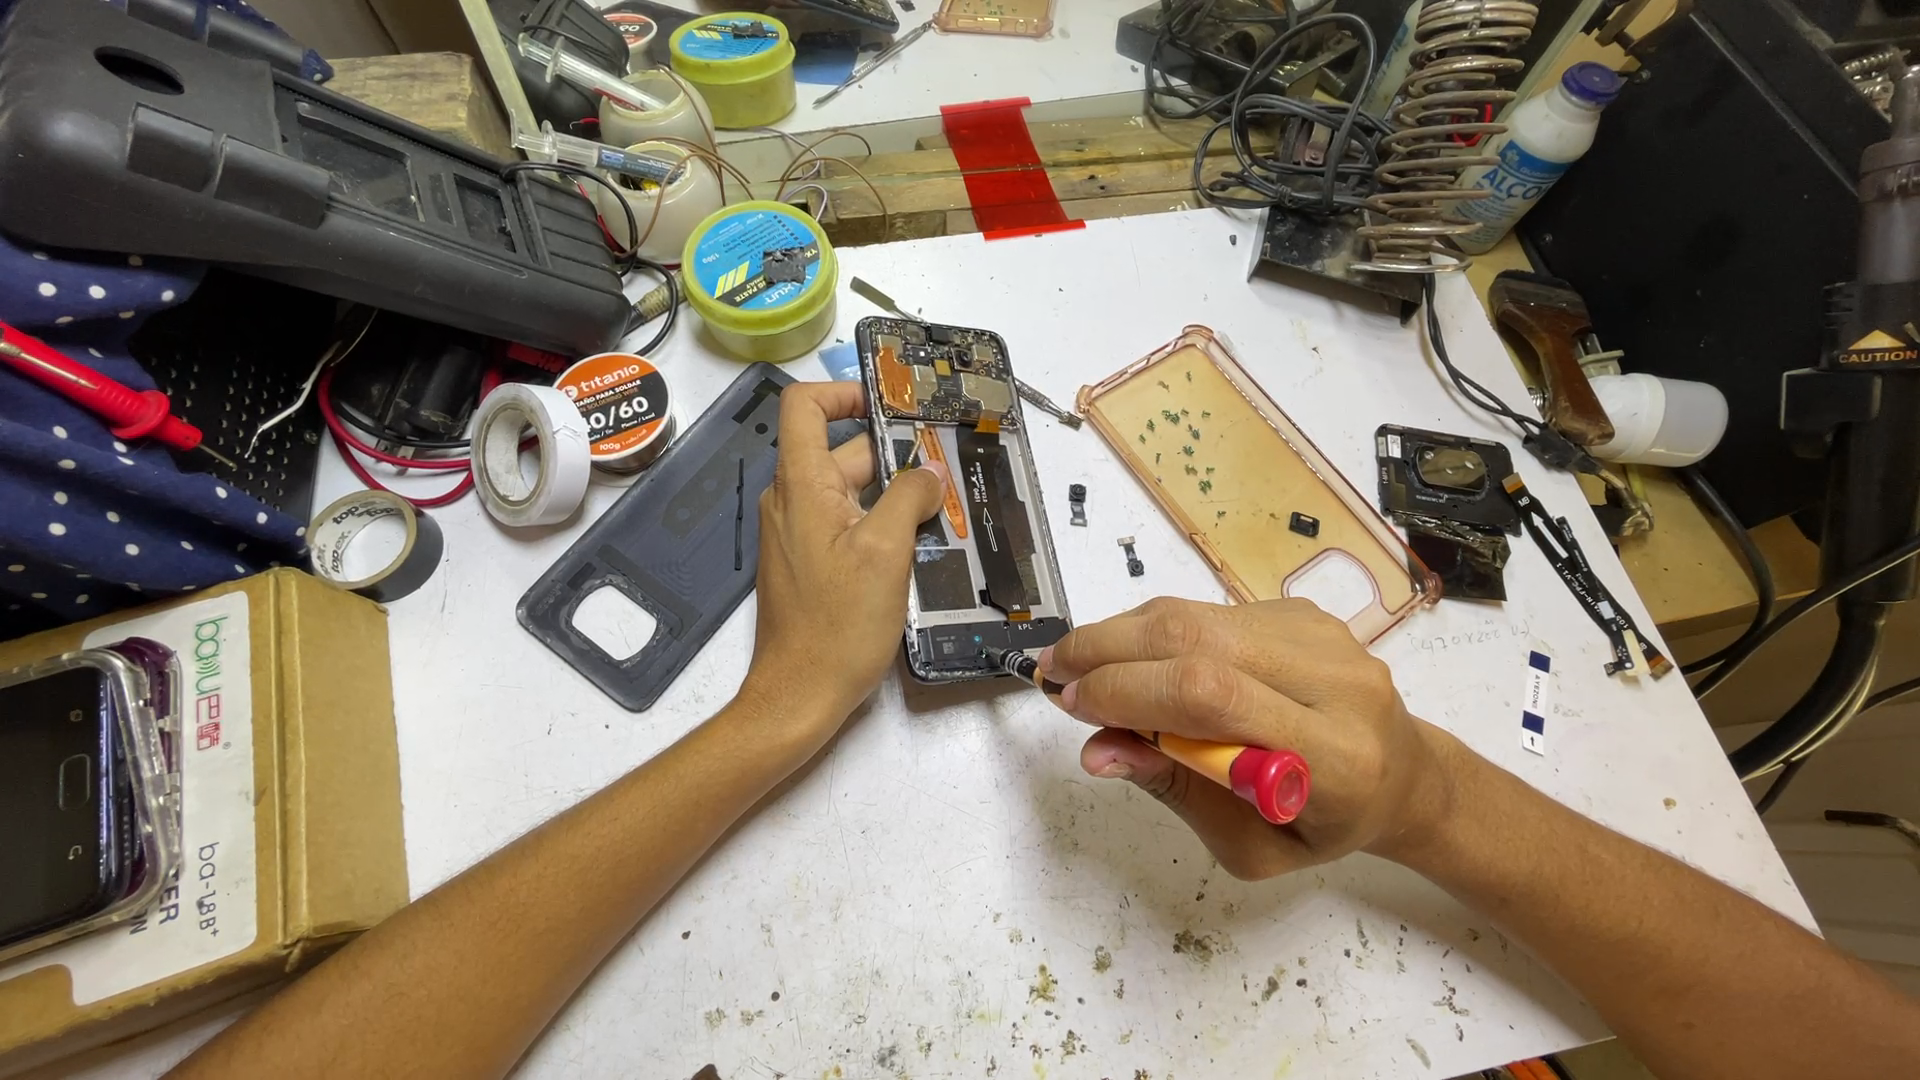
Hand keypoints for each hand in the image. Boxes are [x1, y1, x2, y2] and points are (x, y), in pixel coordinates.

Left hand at [740, 382, 946, 745]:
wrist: (799, 695)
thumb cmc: (838, 622)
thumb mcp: (884, 553)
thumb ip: (909, 499)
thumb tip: (929, 474)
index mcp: (801, 485)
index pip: (805, 406)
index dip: (843, 392)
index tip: (890, 406)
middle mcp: (794, 500)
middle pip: (843, 452)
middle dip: (895, 454)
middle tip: (949, 466)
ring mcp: (801, 533)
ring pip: (853, 492)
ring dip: (896, 494)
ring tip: (947, 507)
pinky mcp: (813, 562)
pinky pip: (849, 524)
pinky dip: (883, 523)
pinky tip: (922, 542)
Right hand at [1039, 597, 1458, 878]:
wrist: (1401, 775)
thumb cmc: (1323, 826)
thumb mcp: (1249, 843)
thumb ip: (1173, 788)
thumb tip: (1096, 749)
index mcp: (1333, 757)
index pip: (1211, 698)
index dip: (1127, 691)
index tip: (1068, 702)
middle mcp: (1334, 680)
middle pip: (1195, 640)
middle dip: (1106, 648)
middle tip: (1053, 668)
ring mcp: (1321, 636)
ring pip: (1193, 616)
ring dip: (1120, 633)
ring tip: (1077, 659)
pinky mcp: (1303, 613)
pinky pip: (1206, 613)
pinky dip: (1154, 632)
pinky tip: (1133, 657)